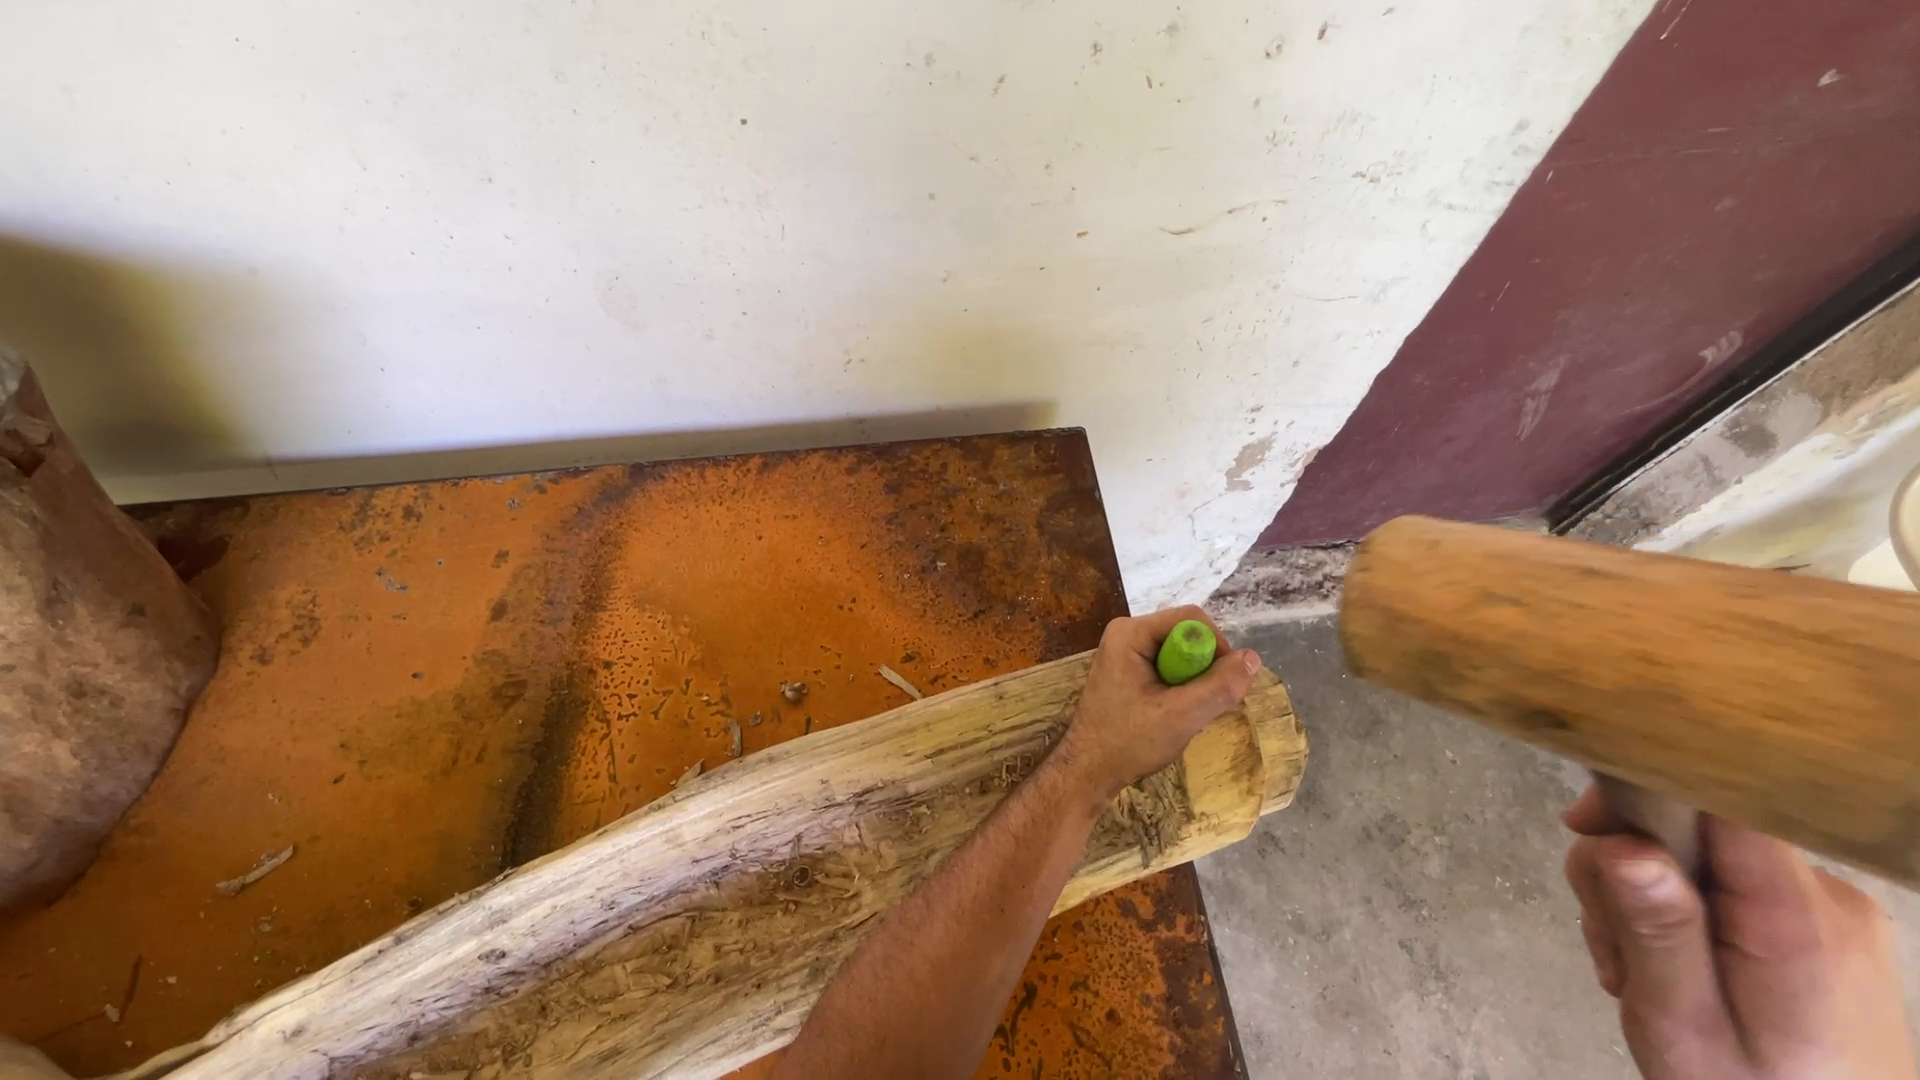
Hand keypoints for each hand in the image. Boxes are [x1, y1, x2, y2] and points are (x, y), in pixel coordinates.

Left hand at [1054, 605, 1262, 802]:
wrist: (1088, 771)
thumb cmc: (1128, 742)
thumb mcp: (1181, 716)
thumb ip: (1219, 686)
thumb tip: (1252, 658)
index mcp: (1130, 633)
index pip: (1192, 619)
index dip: (1215, 647)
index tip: (1221, 684)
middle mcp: (1126, 634)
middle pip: (1186, 635)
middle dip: (1203, 669)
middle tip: (1201, 706)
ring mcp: (1125, 652)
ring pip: (1181, 655)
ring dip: (1193, 684)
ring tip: (1182, 714)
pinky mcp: (1128, 670)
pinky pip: (1168, 668)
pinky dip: (1179, 690)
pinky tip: (1170, 715)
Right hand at [1563, 786, 1916, 1079]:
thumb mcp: (1682, 1022)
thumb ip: (1658, 931)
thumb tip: (1621, 845)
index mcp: (1800, 919)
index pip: (1722, 804)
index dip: (1643, 793)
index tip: (1583, 824)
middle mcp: (1824, 896)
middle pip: (1689, 830)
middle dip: (1621, 870)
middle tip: (1610, 942)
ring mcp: (1822, 908)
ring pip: (1690, 855)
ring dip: (1636, 899)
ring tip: (1634, 969)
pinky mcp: (1809, 921)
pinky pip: (1714, 883)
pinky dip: (1669, 912)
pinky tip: (1660, 964)